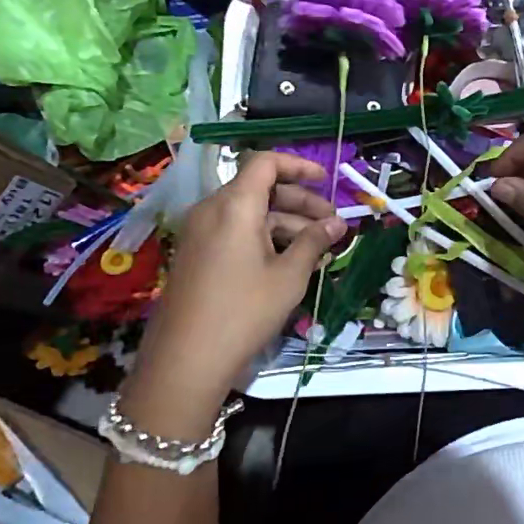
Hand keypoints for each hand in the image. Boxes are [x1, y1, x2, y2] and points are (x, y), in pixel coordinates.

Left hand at [127, 153, 344, 432]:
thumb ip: (314, 242)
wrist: (186, 360)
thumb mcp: (289, 276)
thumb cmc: (244, 312)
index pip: (265, 163)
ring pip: (250, 213)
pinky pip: (235, 231)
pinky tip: (290, 262)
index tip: (326, 180)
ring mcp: (200, 233)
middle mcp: (212, 210)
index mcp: (234, 206)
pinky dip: (265, 237)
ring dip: (286, 223)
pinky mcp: (196, 254)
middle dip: (300, 202)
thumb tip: (338, 224)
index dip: (298, 166)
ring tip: (318, 249)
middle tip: (332, 225)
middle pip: (260, 188)